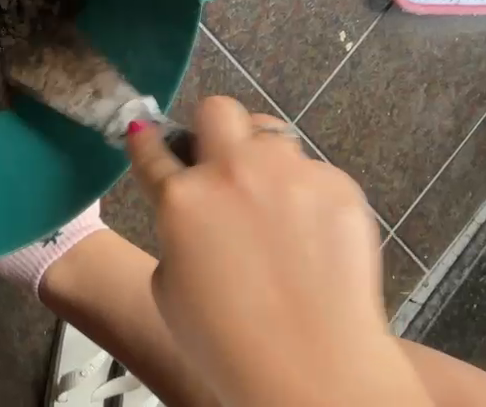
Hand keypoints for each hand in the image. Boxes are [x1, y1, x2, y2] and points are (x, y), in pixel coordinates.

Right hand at [127, 98, 432, 405]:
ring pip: (271, 135)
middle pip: (217, 109)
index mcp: (180, 197)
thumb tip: (190, 213)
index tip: (148, 135)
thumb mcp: (168, 285)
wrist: (318, 376)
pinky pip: (316, 173)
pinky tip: (315, 237)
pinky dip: (309, 196)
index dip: (146, 137)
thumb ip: (173, 232)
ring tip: (277, 204)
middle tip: (221, 164)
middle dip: (213, 129)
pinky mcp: (339, 189)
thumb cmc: (226, 344)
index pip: (150, 144)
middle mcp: (231, 172)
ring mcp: (288, 175)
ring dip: (265, 161)